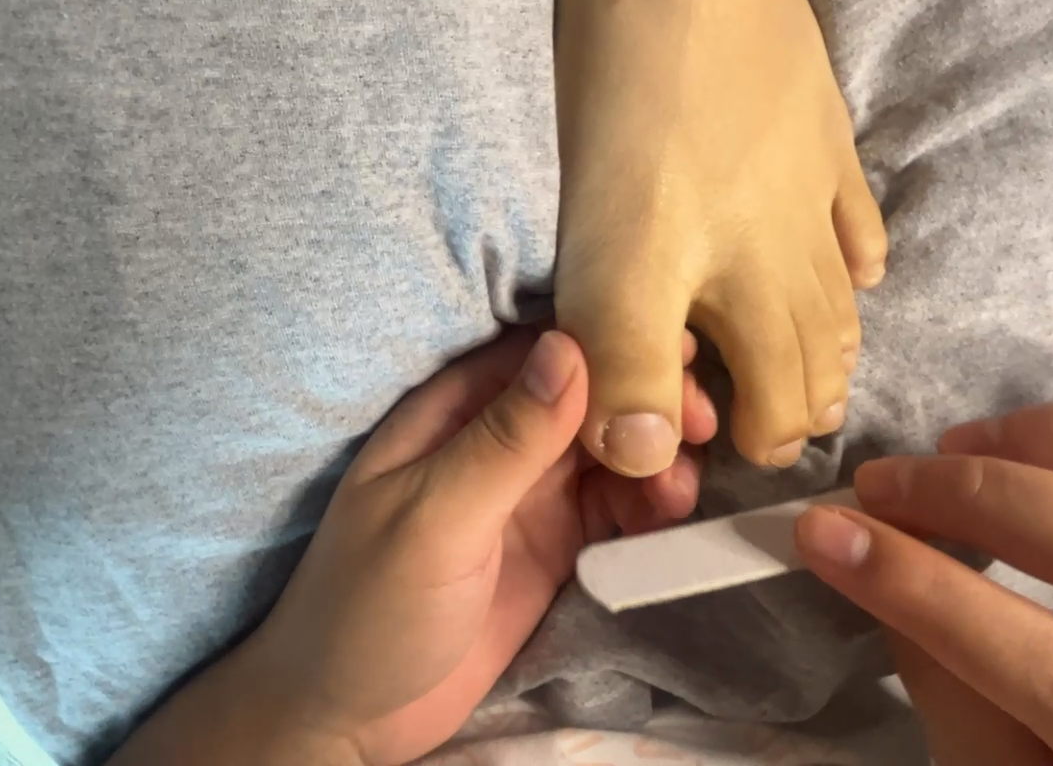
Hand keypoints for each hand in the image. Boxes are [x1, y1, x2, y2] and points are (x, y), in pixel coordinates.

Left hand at [110, 327, 715, 765]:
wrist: (352, 712)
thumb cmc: (372, 601)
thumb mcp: (435, 515)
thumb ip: (503, 438)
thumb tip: (567, 345)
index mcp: (453, 408)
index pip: (537, 350)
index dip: (606, 340)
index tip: (676, 346)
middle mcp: (496, 436)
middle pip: (585, 394)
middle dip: (643, 397)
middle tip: (700, 418)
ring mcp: (528, 491)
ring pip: (608, 448)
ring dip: (654, 453)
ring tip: (685, 479)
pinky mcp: (555, 542)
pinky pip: (614, 507)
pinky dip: (648, 504)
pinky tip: (671, 513)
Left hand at [554, 0, 885, 474]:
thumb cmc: (640, 130)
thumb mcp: (613, 264)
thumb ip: (629, 366)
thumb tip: (641, 458)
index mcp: (763, 298)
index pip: (781, 405)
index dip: (755, 439)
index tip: (724, 447)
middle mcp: (807, 251)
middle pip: (819, 354)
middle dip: (793, 399)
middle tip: (762, 417)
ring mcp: (818, 183)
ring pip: (839, 291)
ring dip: (821, 338)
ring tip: (801, 364)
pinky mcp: (812, 125)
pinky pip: (853, 211)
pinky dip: (851, 252)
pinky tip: (852, 262)